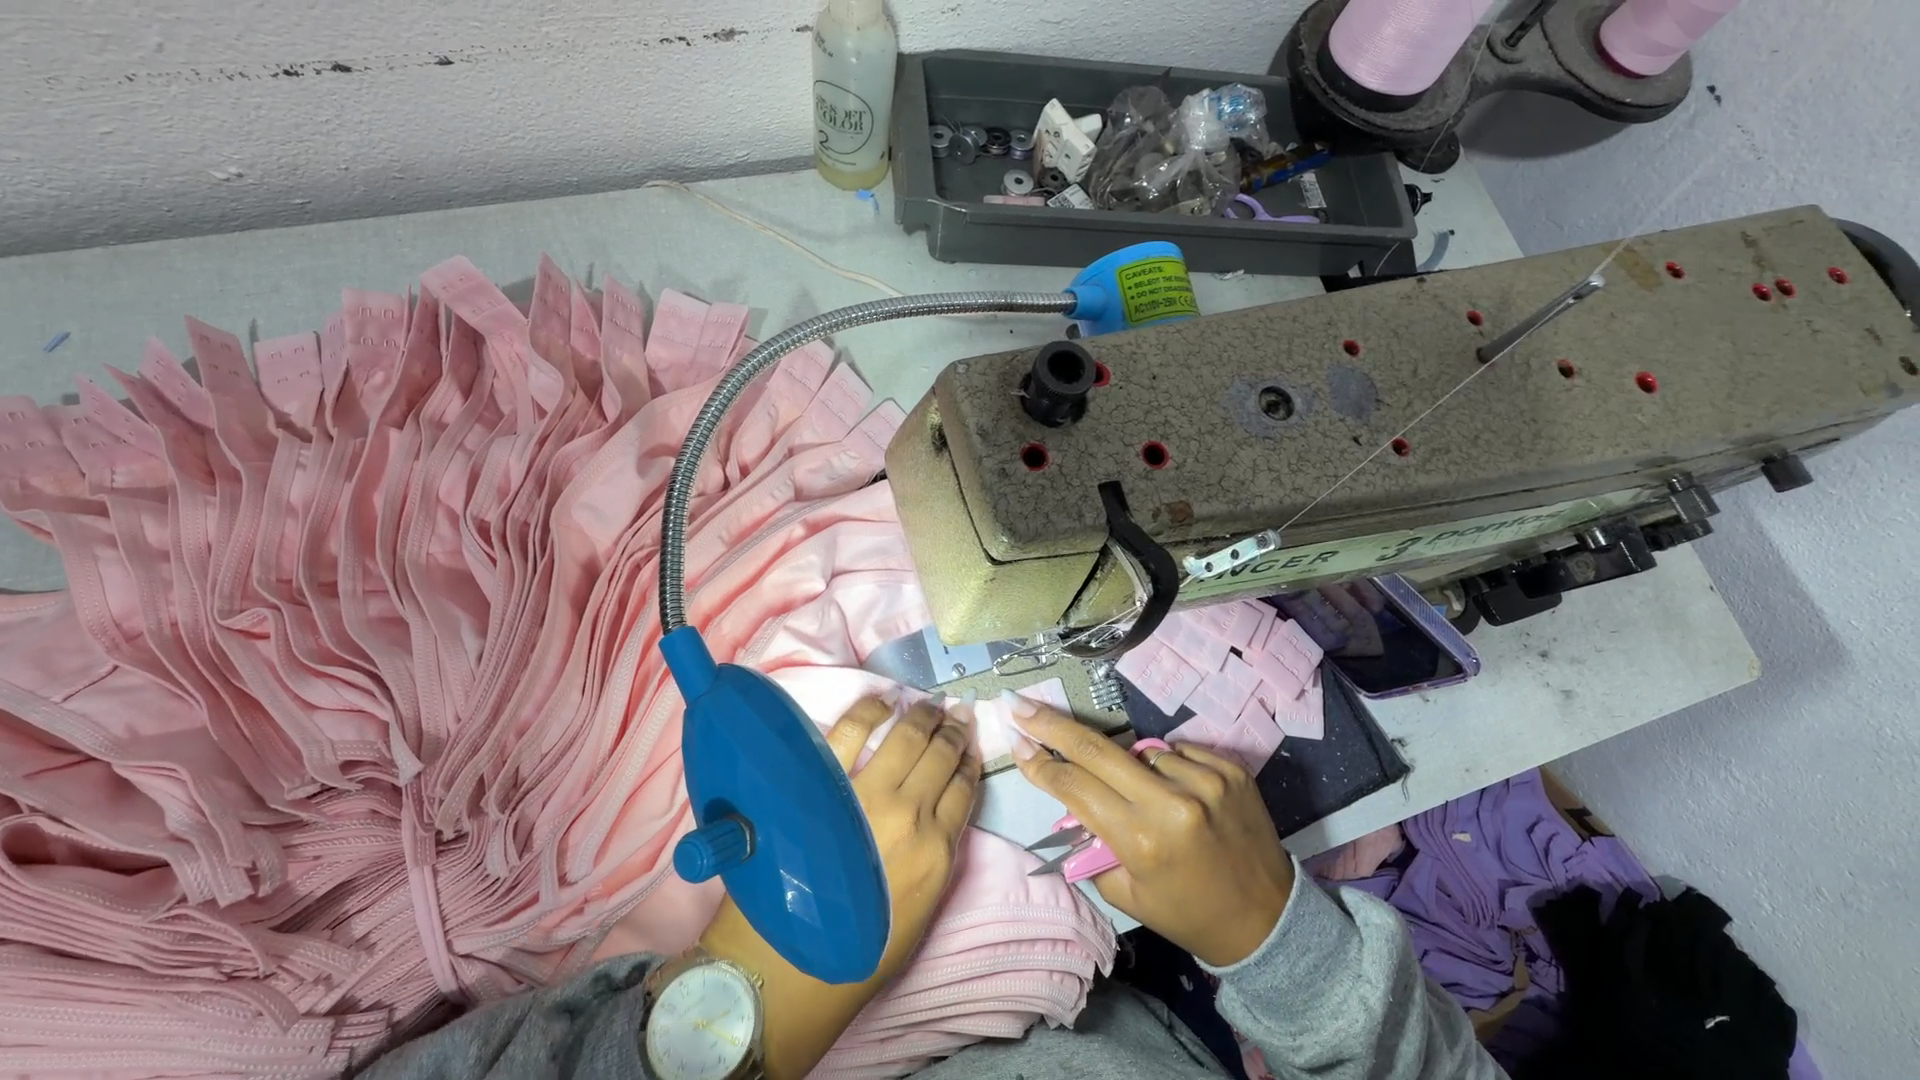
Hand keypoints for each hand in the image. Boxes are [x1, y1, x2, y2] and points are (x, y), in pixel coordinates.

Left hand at [820, 693, 981, 978]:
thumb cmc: (858, 945)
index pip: (964, 789)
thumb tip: (938, 811)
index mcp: (936, 852)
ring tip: (929, 706)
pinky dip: (872, 711)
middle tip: (955, 714)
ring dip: (924, 716)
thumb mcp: (920, 908)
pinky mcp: (825, 787)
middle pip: (941, 756)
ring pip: (907, 738)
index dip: (970, 760)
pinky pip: (852, 732)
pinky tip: (884, 702)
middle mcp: (909, 816)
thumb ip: (935, 856)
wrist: (787, 965)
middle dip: (953, 730)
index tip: (970, 743)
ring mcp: (866, 797)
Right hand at [1010, 701, 1293, 966]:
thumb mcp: (1127, 892)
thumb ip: (1093, 844)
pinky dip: (1165, 765)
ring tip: (1146, 799)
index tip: (1015, 739)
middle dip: (1052, 725)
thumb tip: (1068, 802)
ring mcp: (1205, 780)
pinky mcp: (1229, 769)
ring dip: (1127, 765)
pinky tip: (1176, 791)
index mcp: (1142, 840)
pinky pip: (1176, 750)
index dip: (1040, 763)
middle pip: (1096, 749)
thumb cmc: (1187, 913)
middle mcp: (1173, 803)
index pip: (1075, 788)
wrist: (1266, 918)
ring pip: (1139, 751)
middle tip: (1021, 704)